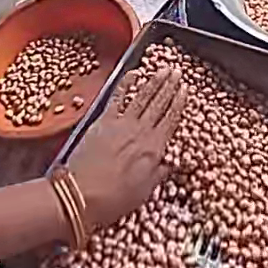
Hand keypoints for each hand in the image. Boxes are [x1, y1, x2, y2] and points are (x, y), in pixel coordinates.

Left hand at [66, 66, 182, 228]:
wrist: (81, 194)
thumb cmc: (115, 198)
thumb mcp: (145, 191)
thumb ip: (159, 173)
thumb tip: (172, 163)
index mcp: (154, 148)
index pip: (171, 119)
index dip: (179, 103)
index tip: (185, 89)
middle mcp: (141, 131)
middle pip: (159, 103)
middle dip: (169, 86)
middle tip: (177, 72)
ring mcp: (121, 123)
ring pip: (142, 96)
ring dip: (154, 81)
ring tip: (163, 69)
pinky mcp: (103, 120)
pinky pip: (118, 97)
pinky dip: (126, 84)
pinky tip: (133, 73)